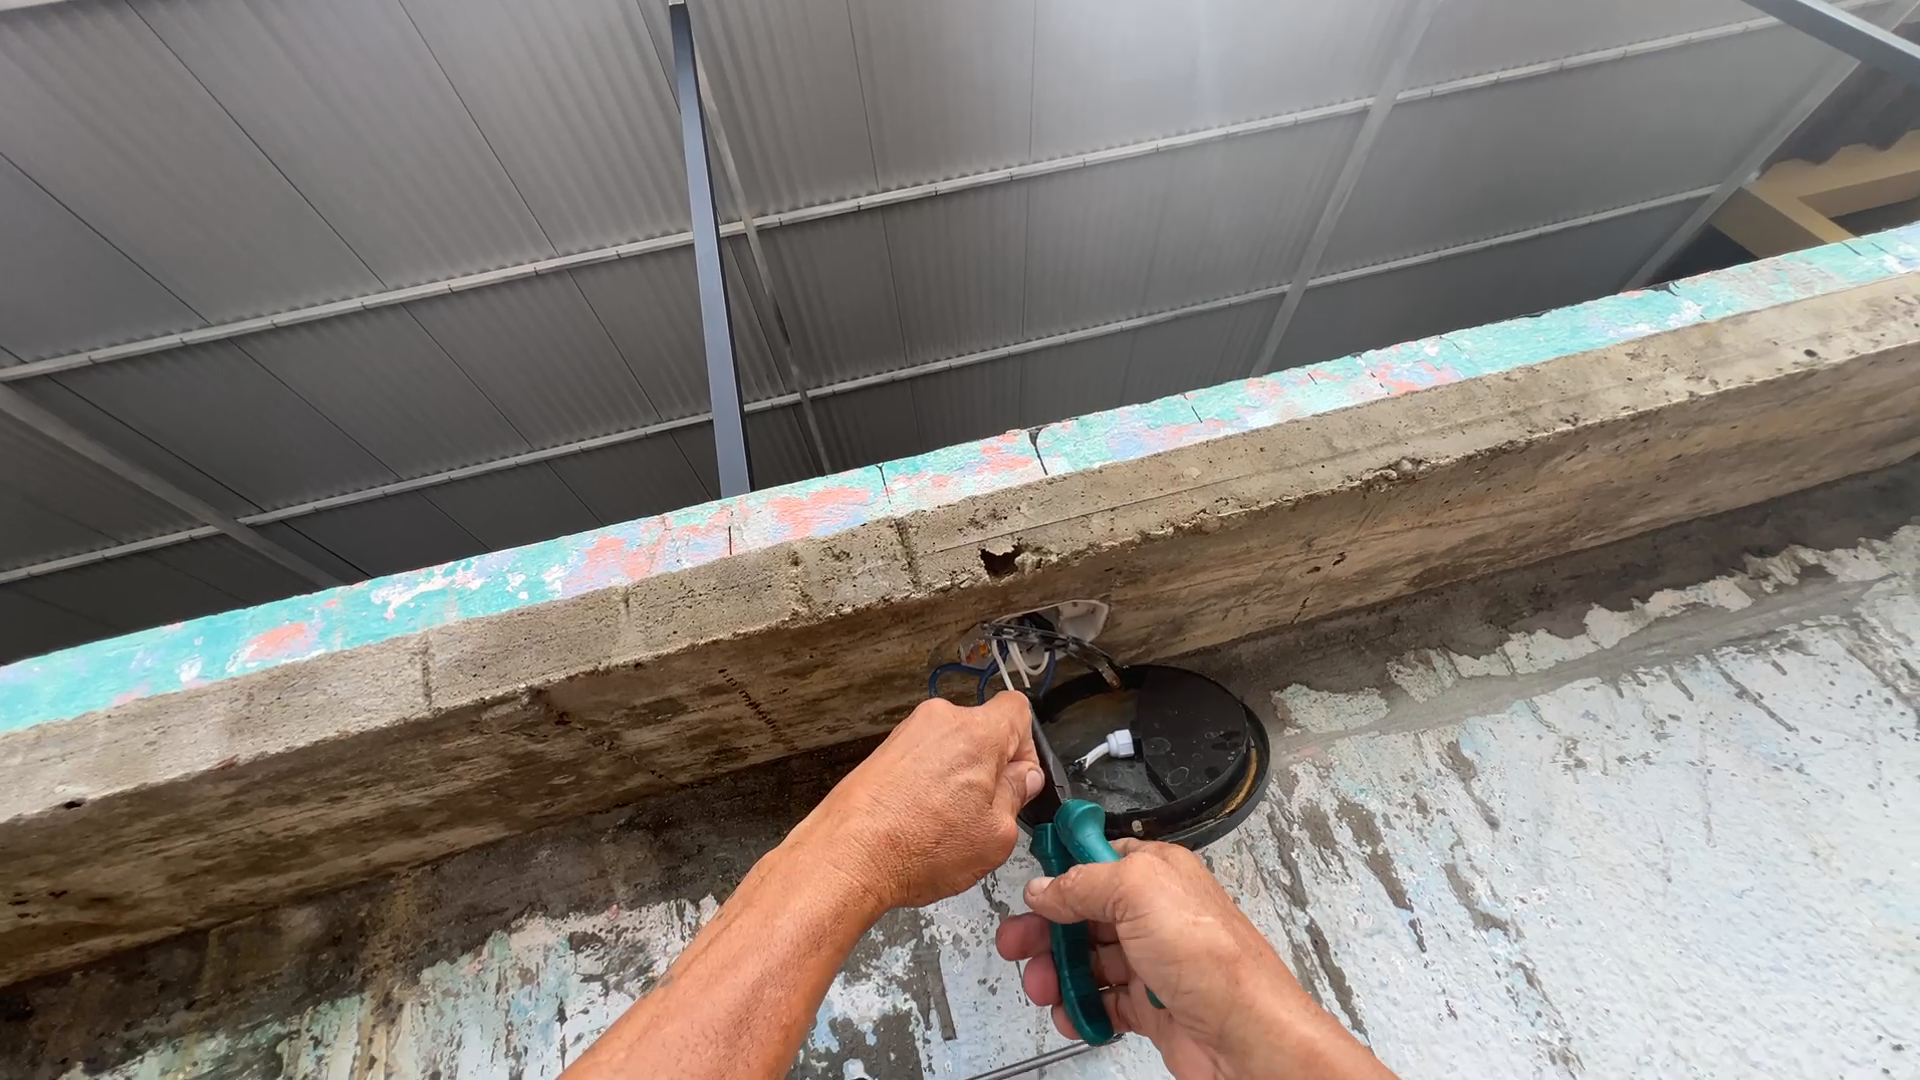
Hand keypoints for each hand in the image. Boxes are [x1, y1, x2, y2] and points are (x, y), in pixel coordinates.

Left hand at [784, 691, 1043, 911]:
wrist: (847, 855)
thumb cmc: (915, 847)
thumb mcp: (995, 836)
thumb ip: (1018, 796)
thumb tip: (1023, 780)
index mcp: (977, 733)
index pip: (1019, 709)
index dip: (1026, 747)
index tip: (1018, 779)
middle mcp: (941, 720)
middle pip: (983, 730)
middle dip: (990, 767)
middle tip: (983, 811)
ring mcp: (909, 732)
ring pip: (952, 746)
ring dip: (957, 777)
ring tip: (945, 823)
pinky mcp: (886, 749)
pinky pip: (923, 758)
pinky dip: (928, 783)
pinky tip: (921, 820)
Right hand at [995, 841, 1395, 1079]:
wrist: (1247, 1039)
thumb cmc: (1207, 956)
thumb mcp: (1135, 892)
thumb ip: (1082, 883)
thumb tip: (1044, 887)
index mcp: (1155, 871)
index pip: (1096, 858)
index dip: (1060, 871)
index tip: (1029, 889)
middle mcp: (1154, 912)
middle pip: (1084, 912)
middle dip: (1046, 928)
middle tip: (1015, 944)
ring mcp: (1152, 961)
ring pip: (1089, 958)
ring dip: (1057, 971)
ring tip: (1040, 987)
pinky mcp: (1151, 1006)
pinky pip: (1104, 1001)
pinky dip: (1081, 1007)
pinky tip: (1068, 1013)